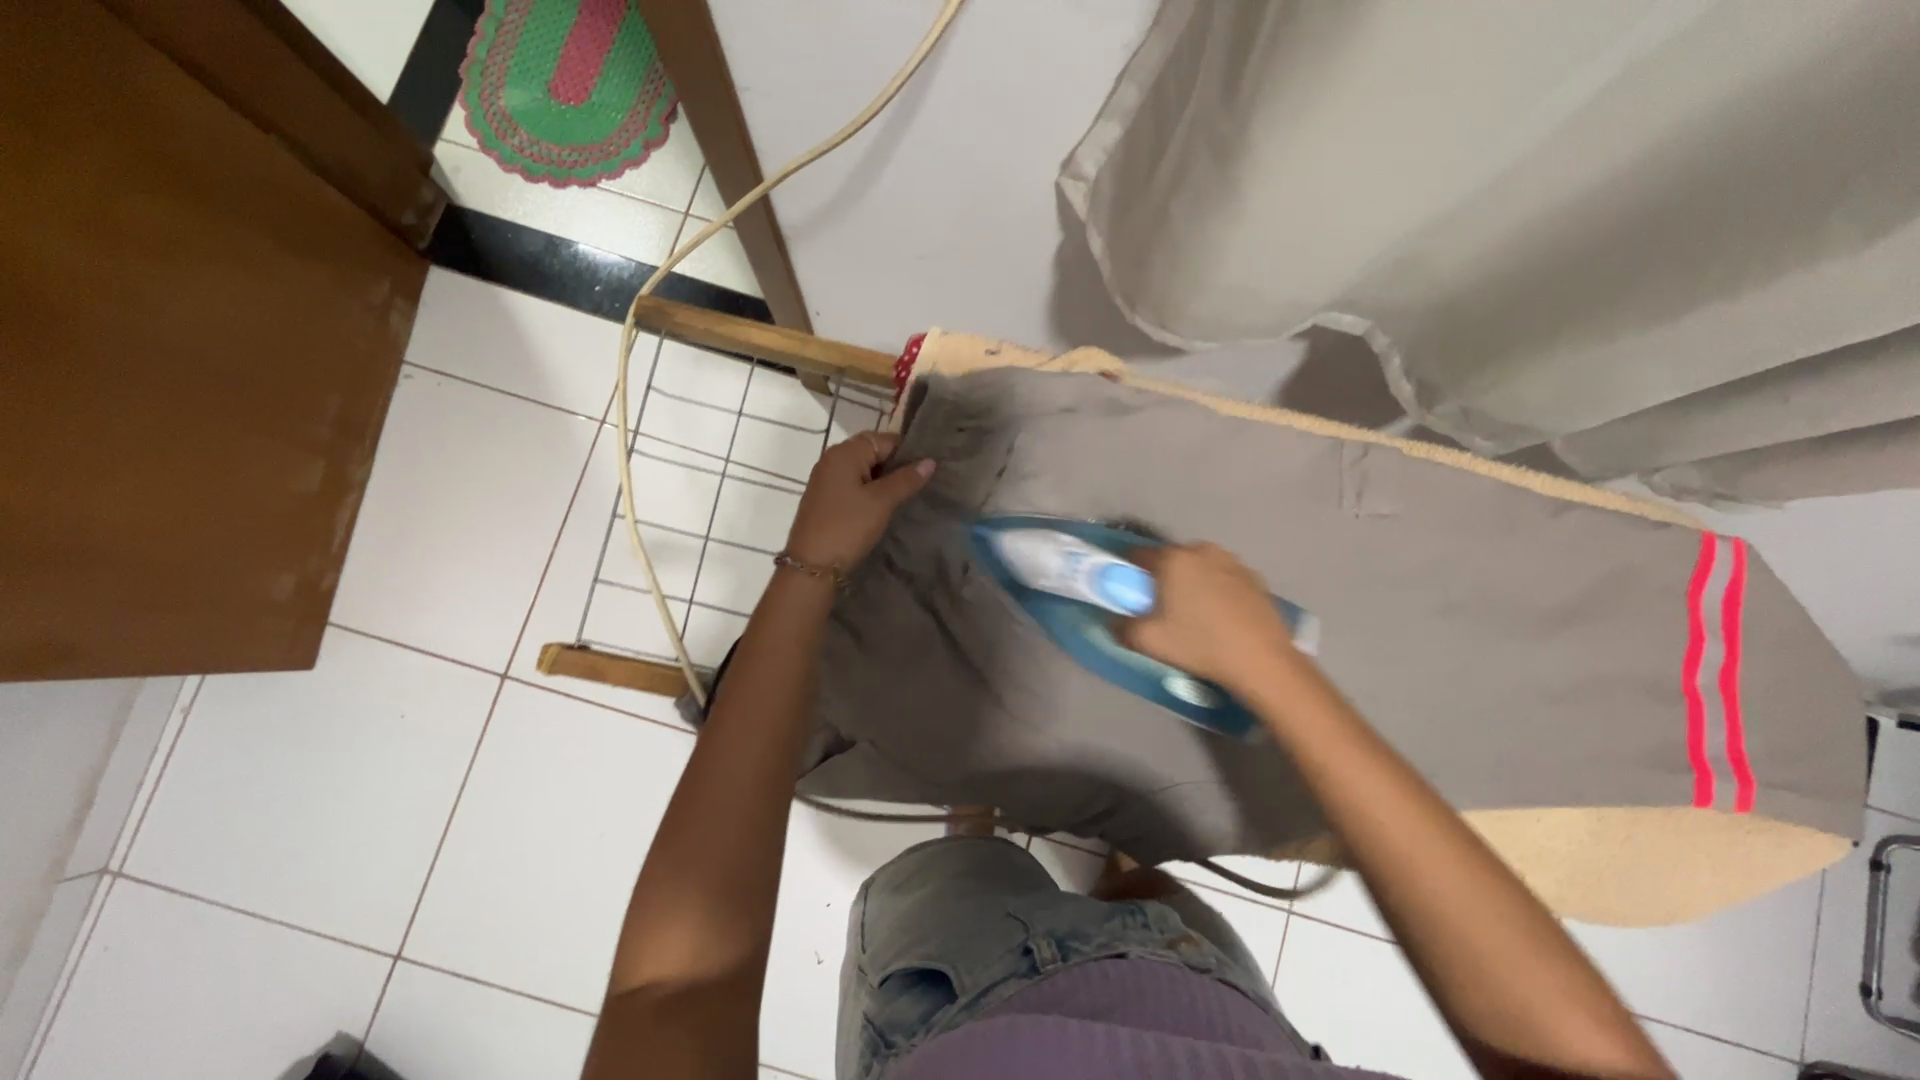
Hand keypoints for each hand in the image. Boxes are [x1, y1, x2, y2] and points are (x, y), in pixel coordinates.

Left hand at [784, 432, 933, 569]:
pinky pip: (852, 486)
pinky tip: (883, 508)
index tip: (927, 469)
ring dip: (883, 481)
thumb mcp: (881, 502)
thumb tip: (930, 461)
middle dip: (895, 466)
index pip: (883, 439)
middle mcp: (831, 460)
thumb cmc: (848, 527)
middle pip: (871, 452)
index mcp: (844, 453)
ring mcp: (825, 480)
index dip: (906, 452)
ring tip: (905, 497)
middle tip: (919, 484)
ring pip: (862, 471)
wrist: (811, 566)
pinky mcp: (824, 500)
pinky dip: (869, 492)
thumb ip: (906, 479)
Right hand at [1120, 543, 1301, 693]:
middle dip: (1164, 578)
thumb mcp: (1148, 641)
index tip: (1131, 593)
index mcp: (1173, 559)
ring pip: (1200, 567)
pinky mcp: (1255, 577)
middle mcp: (1203, 550)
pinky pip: (1224, 578)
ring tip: (1196, 615)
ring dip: (1193, 583)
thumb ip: (1122, 626)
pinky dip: (1218, 591)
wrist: (1261, 660)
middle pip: (1171, 560)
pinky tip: (1221, 618)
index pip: (1138, 554)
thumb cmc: (1199, 645)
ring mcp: (1233, 562)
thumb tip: (1117, 619)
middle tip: (1163, 609)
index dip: (1130, 572)